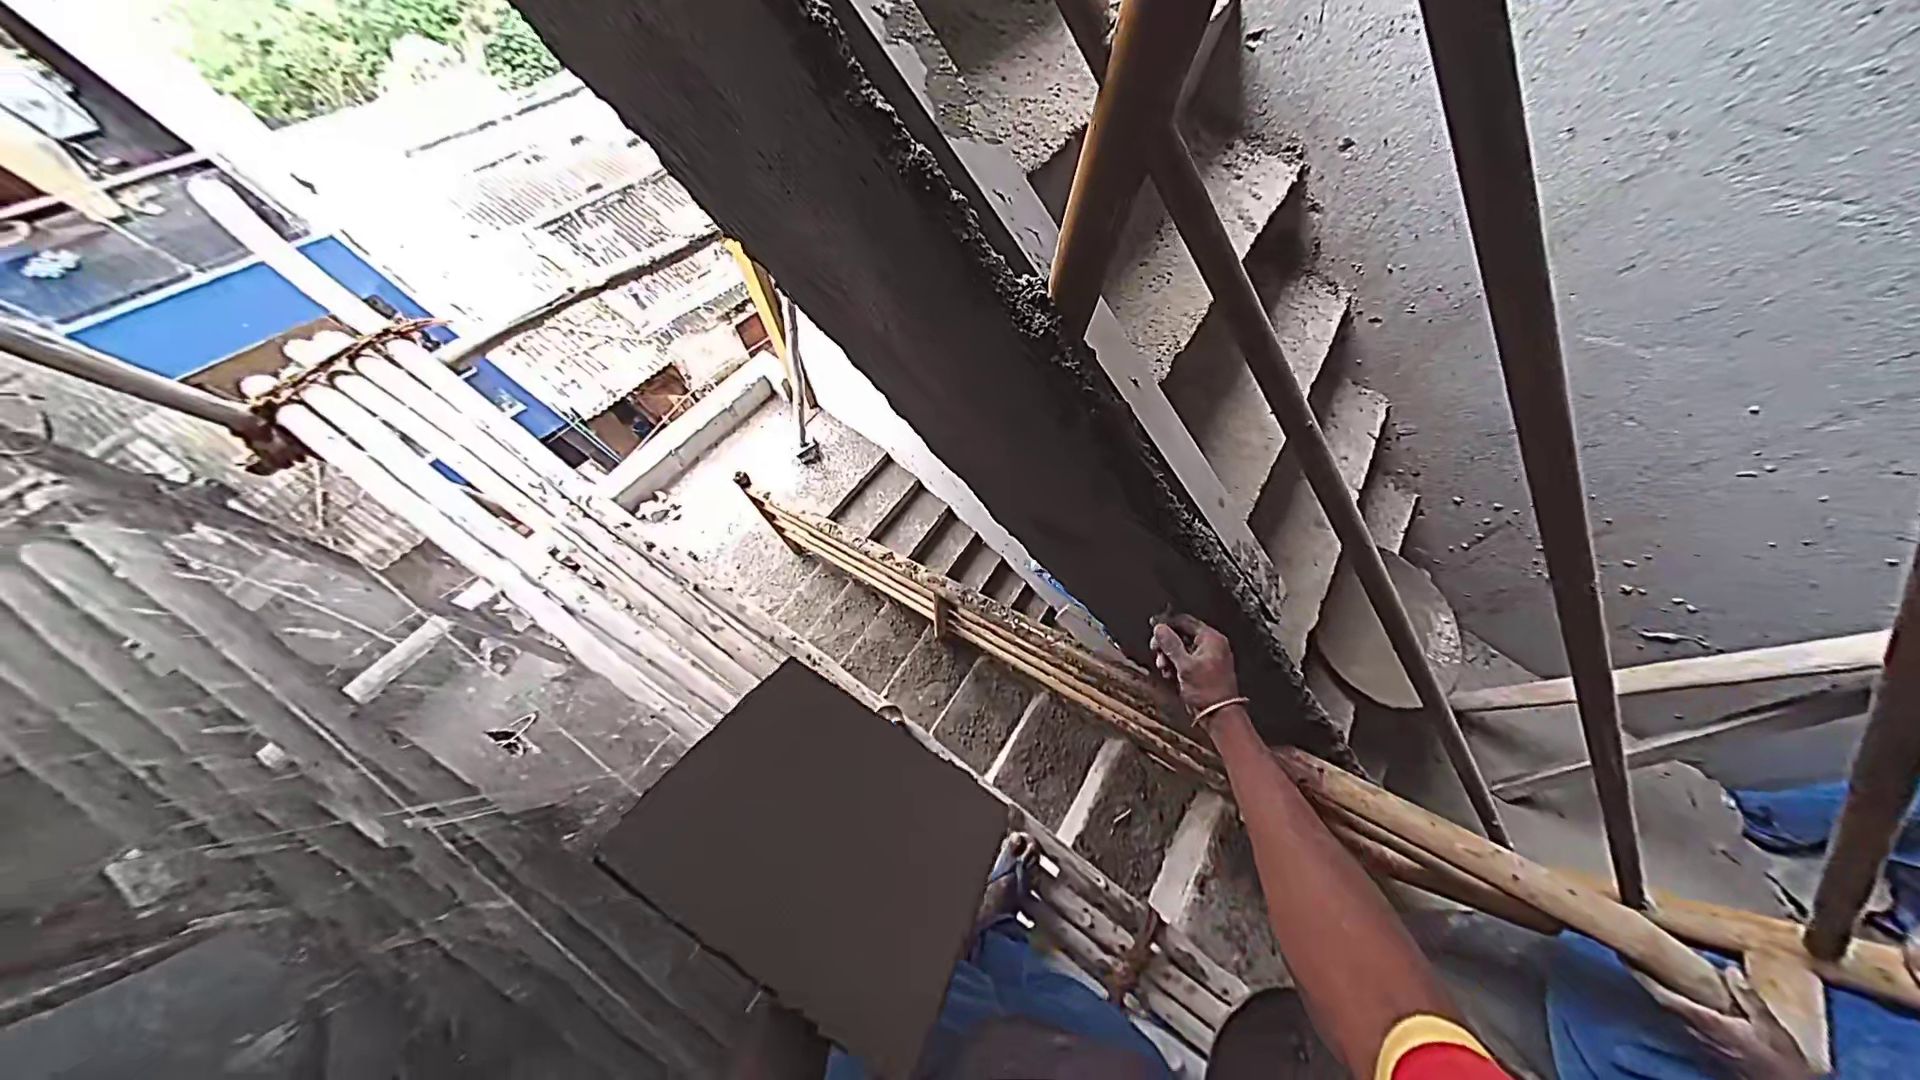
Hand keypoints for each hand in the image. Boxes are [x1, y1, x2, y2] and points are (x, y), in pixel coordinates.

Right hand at [1150, 614, 1239, 716]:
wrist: (1218, 715)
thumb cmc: (1208, 691)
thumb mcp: (1185, 665)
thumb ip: (1171, 644)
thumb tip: (1160, 628)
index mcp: (1211, 639)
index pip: (1185, 621)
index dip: (1167, 624)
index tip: (1154, 628)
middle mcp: (1211, 645)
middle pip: (1182, 634)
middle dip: (1166, 644)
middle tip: (1156, 650)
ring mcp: (1207, 658)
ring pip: (1181, 649)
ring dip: (1168, 656)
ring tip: (1163, 666)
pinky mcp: (1202, 670)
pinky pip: (1185, 660)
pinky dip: (1175, 665)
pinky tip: (1169, 673)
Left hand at [1633, 966, 1820, 1079]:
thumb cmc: (1781, 1061)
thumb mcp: (1773, 1030)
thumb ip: (1751, 1000)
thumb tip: (1731, 969)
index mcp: (1704, 1020)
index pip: (1661, 994)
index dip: (1640, 975)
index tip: (1623, 955)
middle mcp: (1692, 1028)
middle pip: (1658, 998)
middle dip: (1641, 977)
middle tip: (1627, 955)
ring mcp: (1694, 1038)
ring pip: (1666, 1007)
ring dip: (1654, 988)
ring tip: (1642, 966)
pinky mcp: (1701, 1046)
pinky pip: (1678, 1018)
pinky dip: (1669, 1001)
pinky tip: (1670, 991)